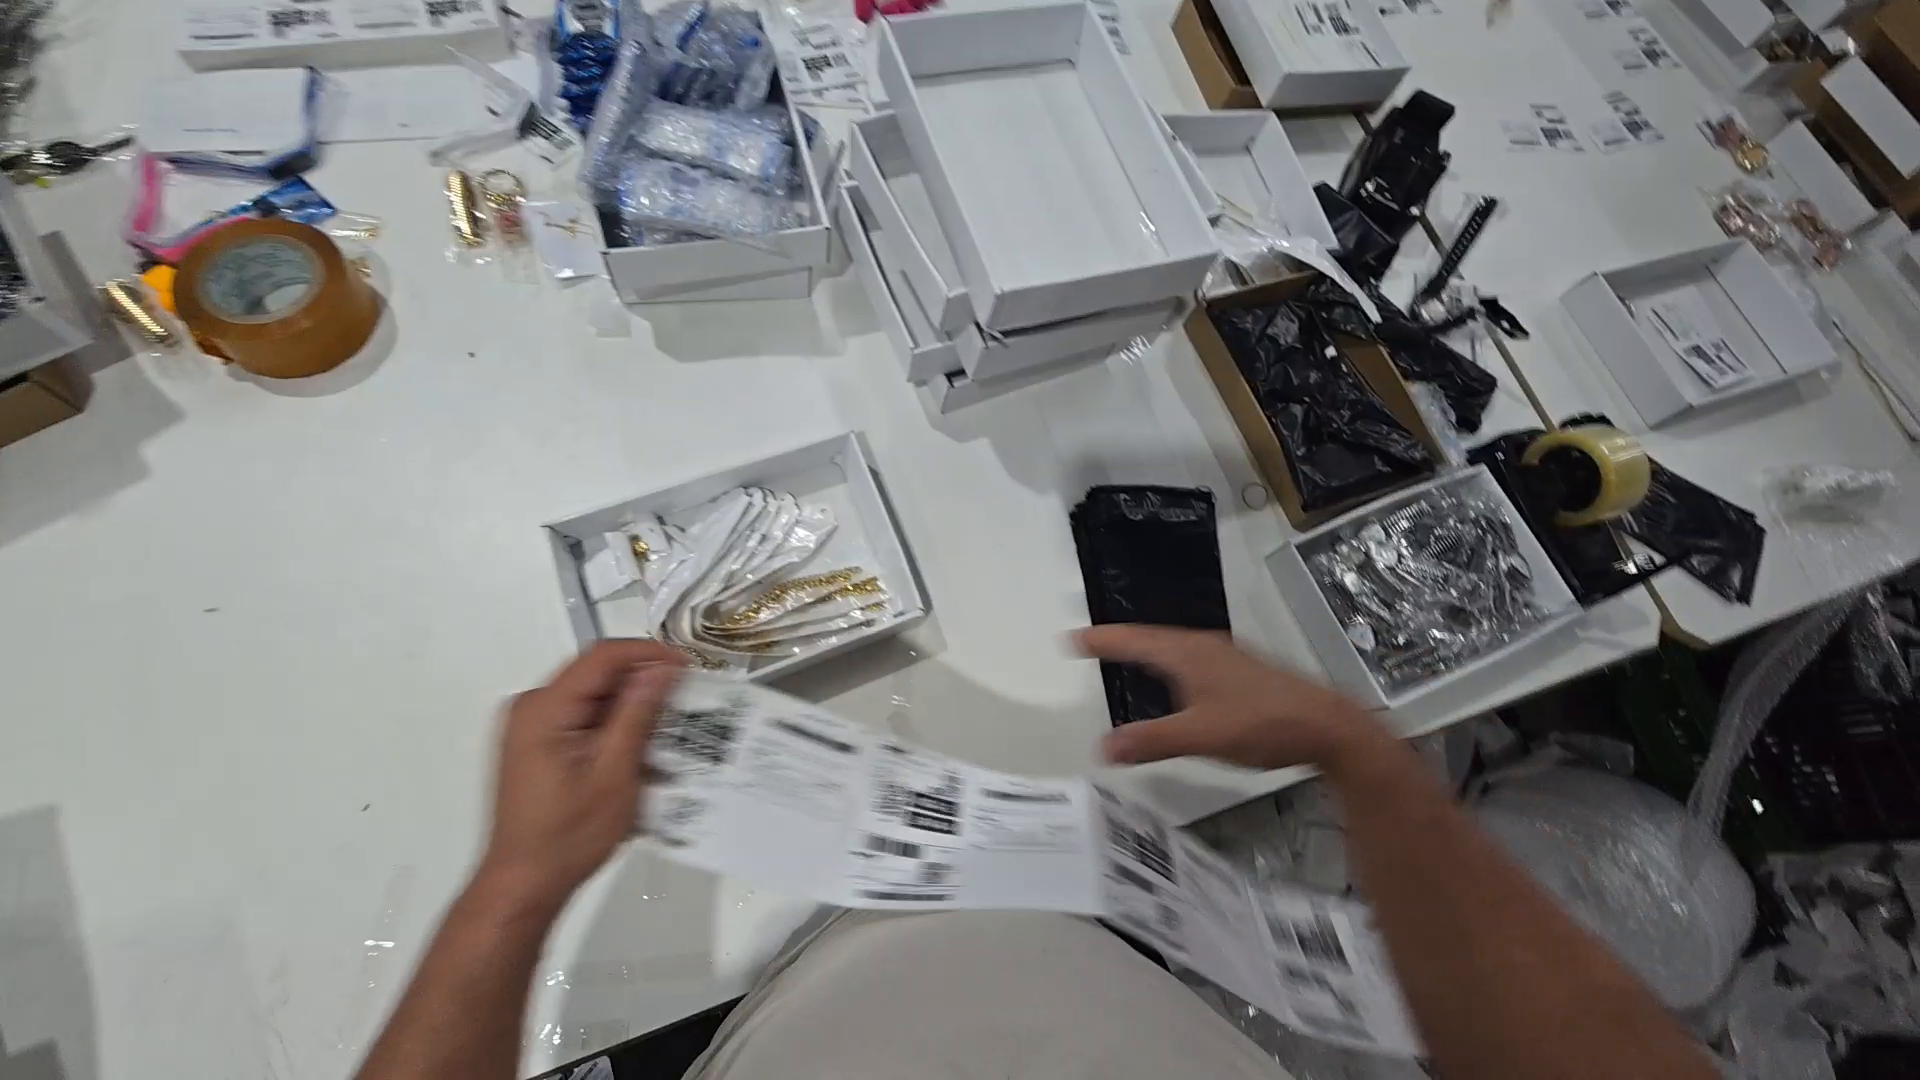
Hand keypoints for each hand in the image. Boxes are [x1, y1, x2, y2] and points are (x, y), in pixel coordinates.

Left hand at [476, 640, 685, 910]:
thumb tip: (663, 668)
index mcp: (543, 709)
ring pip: (594, 693)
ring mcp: (532, 724)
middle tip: (686, 696)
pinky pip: (584, 713)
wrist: (524, 884)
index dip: (648, 653)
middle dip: (644, 679)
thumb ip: (637, 714)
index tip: (689, 666)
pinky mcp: (538, 741)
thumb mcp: (615, 772)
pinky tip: (642, 741)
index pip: (602, 656)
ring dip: (632, 702)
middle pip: (597, 672)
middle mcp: (532, 706)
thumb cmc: (571, 834)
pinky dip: (615, 720)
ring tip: (671, 721)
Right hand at [1077, 625, 1387, 770]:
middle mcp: (1203, 646)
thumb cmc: (1262, 724)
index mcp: (1187, 654)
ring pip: (1172, 646)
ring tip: (1122, 654)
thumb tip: (1101, 748)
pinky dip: (1166, 660)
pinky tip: (1172, 678)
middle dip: (1118, 640)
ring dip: (1143, 648)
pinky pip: (1188, 656)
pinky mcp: (1239, 670)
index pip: (1133, 641)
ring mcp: (1224, 656)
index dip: (1100, 640)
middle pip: (1150, 637)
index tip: (1070, 639)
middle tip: (1088, 644)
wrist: (1328, 727)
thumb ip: (1151, 741)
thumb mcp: (1201, 737)